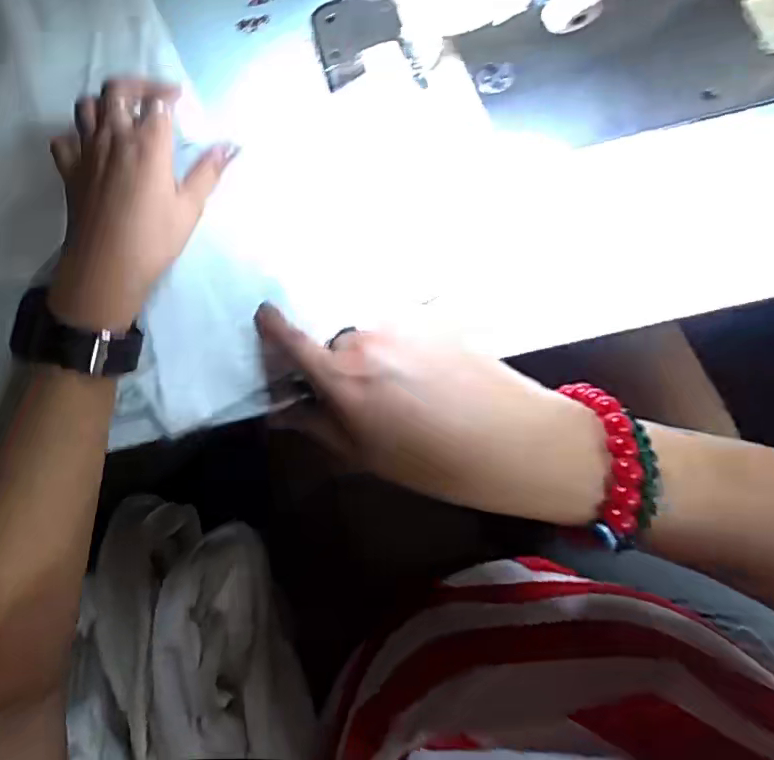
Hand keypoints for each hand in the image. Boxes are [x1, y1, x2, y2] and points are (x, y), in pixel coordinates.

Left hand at [47, 78, 234, 331]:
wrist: (105, 268)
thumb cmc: (153, 239)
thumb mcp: (190, 207)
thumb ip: (209, 171)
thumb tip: (231, 146)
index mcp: (147, 144)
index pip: (156, 101)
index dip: (169, 94)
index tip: (181, 101)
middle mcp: (113, 138)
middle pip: (116, 90)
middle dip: (137, 86)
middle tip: (154, 98)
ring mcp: (86, 152)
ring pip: (86, 107)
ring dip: (106, 104)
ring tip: (124, 117)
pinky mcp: (68, 170)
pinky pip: (65, 139)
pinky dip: (77, 135)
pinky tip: (93, 148)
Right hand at [255, 304, 607, 524]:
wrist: (509, 435)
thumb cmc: (431, 460)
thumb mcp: (364, 454)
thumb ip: (318, 424)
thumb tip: (284, 410)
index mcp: (340, 375)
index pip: (288, 336)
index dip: (270, 326)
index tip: (265, 317)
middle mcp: (363, 337)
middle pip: (328, 336)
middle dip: (331, 359)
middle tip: (353, 390)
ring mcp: (398, 320)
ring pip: (363, 329)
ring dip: (367, 349)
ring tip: (396, 385)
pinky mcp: (427, 314)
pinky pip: (393, 322)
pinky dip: (394, 340)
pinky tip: (418, 371)